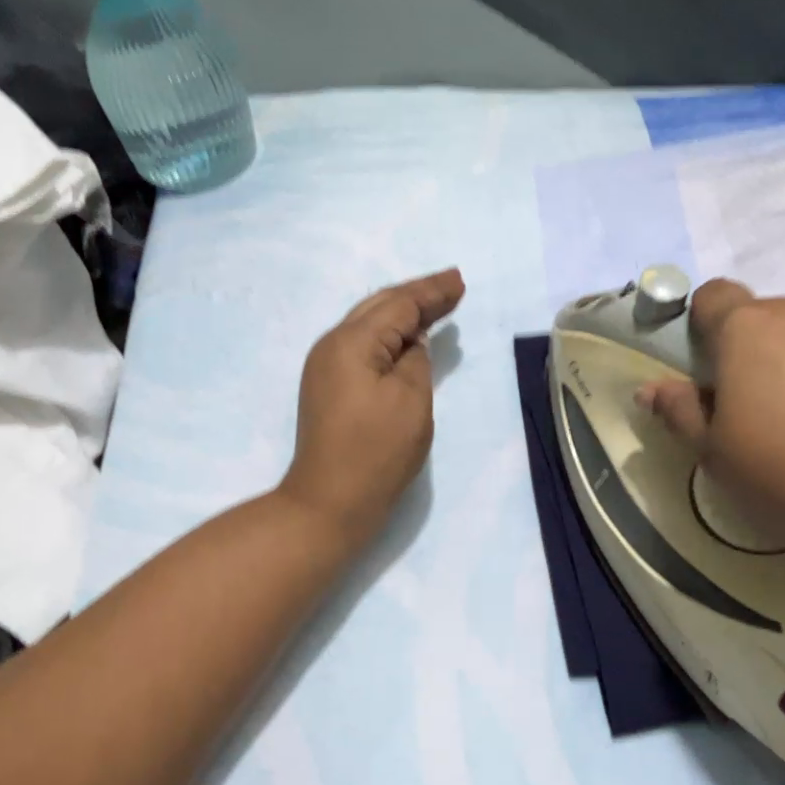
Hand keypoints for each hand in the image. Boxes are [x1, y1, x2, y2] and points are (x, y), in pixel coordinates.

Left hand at [278, 269, 465, 546]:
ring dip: (403, 314)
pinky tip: (407, 338)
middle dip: (417, 296)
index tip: (460, 281)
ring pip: (369, 325)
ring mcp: (325, 367)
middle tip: (453, 286)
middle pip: (380, 307)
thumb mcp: (411, 401)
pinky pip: (363, 346)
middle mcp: (331, 345)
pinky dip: (389, 336)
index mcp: (351, 342)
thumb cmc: (375, 452)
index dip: (431, 292)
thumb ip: (416, 360)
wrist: (328, 503)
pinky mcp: (327, 387)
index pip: (399, 305)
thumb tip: (411, 344)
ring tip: (436, 305)